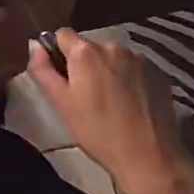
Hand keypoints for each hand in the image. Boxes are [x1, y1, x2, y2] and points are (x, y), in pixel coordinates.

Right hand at [25, 29, 193, 193]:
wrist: (151, 158)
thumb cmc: (98, 131)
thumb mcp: (61, 103)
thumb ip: (42, 69)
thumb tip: (34, 45)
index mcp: (85, 52)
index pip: (62, 34)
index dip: (58, 53)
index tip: (63, 78)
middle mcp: (112, 46)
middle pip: (88, 47)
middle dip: (84, 64)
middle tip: (85, 96)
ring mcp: (139, 59)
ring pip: (111, 57)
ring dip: (107, 70)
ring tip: (111, 101)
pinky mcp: (158, 73)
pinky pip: (133, 68)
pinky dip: (128, 79)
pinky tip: (130, 104)